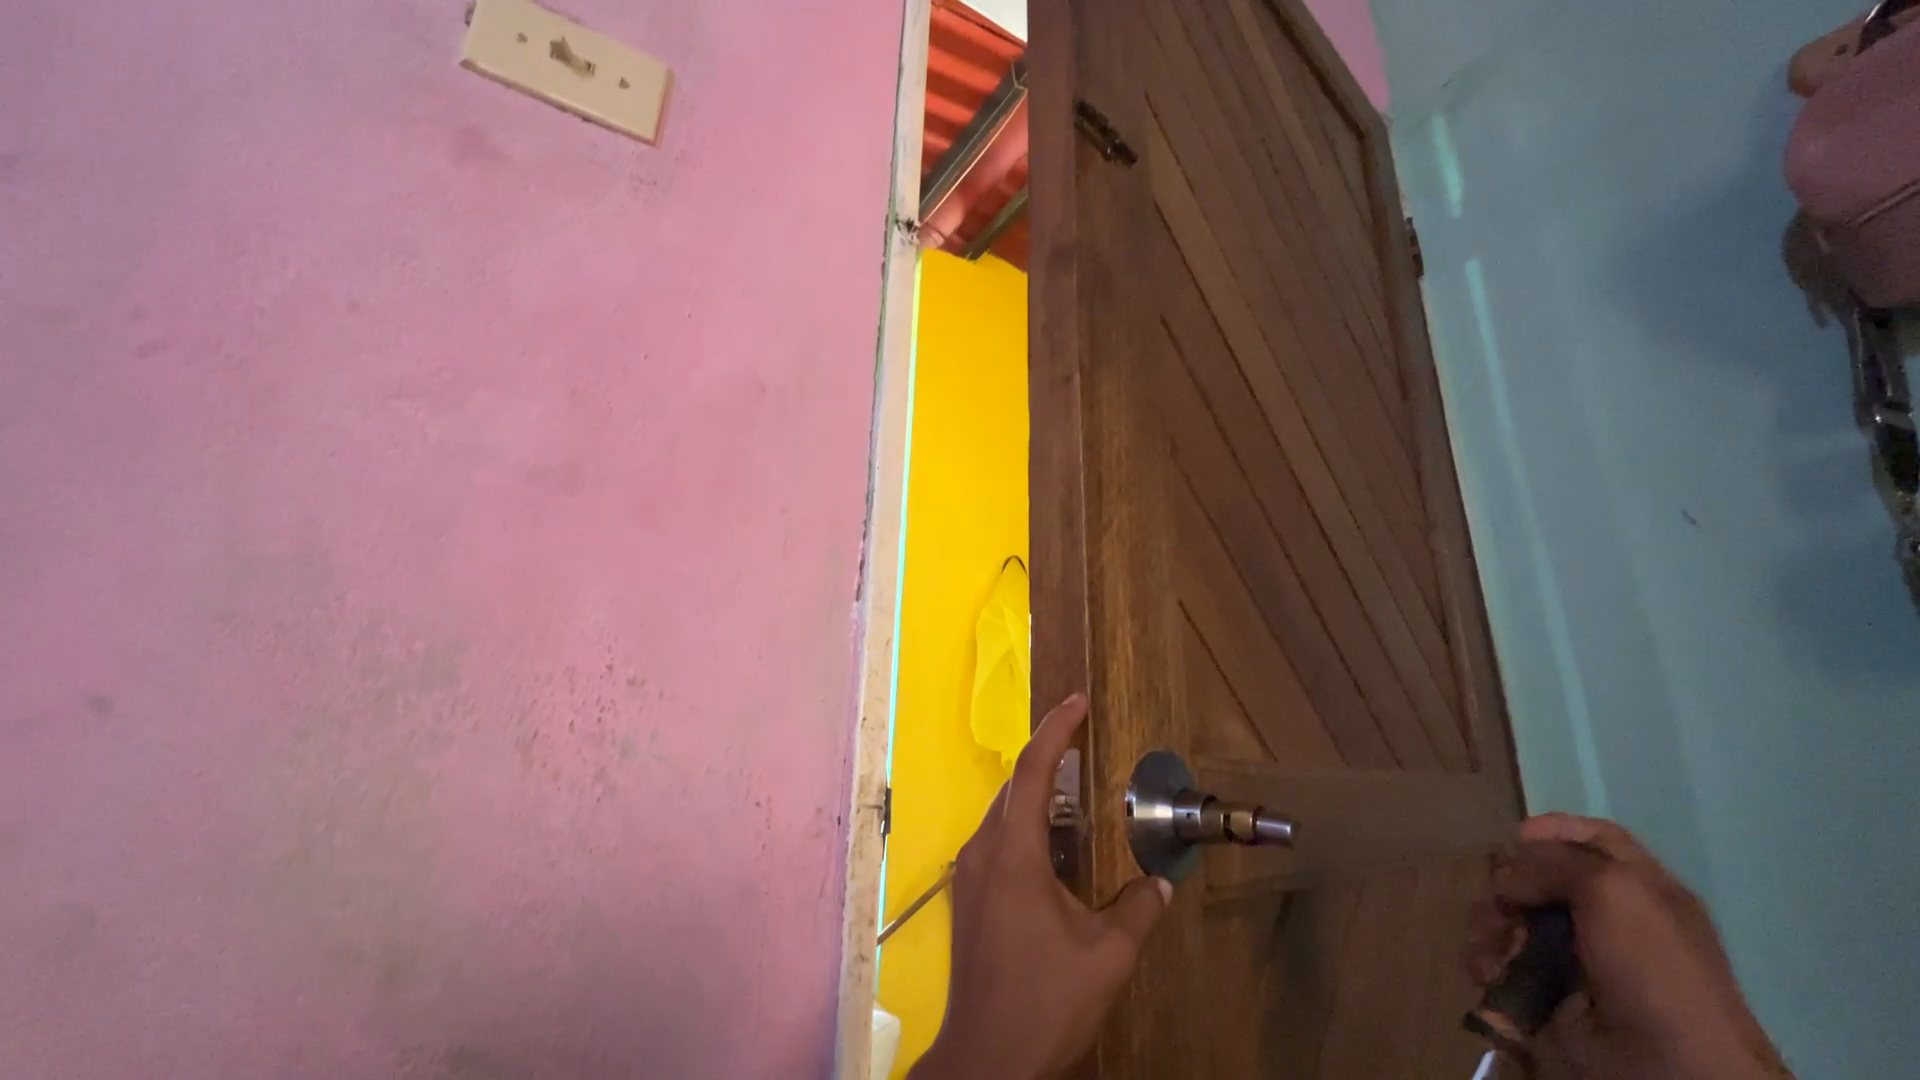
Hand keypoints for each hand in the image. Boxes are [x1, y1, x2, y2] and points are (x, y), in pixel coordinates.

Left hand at [908, 694, 1171, 1079]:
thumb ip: (1139, 910)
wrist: (985, 1057)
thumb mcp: (1107, 955)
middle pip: (1013, 787)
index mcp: (1013, 853)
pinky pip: (995, 840)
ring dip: (1035, 795)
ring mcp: (969, 874)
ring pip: (1001, 813)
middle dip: (1047, 758)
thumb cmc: (1045, 998)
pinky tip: (1052, 847)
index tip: (1076, 701)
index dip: (1055, 730)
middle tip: (1083, 741)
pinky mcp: (966, 896)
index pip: (1031, 770)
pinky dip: (1024, 825)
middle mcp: (983, 851)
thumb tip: (1163, 883)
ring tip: (1075, 790)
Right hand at [1466, 814, 1790, 1079]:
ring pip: (1506, 917)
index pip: (1596, 839)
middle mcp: (1605, 919)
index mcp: (1639, 890)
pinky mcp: (1541, 991)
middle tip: (1506, 900)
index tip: (1519, 836)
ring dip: (1490, 925)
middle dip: (1509, 883)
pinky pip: (1495, 961)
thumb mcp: (1613, 890)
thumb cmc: (1653, 967)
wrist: (1664, 1066)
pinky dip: (1485, 962)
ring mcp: (1572, 957)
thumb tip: (1506, 879)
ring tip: (1497, 946)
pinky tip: (1491, 972)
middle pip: (1537, 876)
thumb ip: (1551, 863)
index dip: (1556, 828)